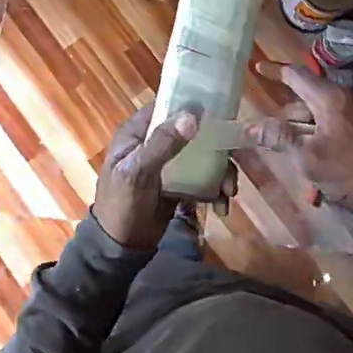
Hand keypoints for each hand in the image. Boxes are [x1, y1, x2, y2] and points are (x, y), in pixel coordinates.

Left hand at [93, 105, 235, 247]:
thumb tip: (193, 115)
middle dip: (217, 148)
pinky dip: (215, 190)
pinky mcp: (178, 184)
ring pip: (202, 157)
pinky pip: (203, 179)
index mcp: (137, 132)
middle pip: (193, 132)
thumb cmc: (122, 204)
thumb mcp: (137, 172)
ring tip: (229, 192)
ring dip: (221, 172)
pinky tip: (221, 205)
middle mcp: (154, 143)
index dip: (193, 105)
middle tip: (232, 165)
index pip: (167, 106)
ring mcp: (168, 164)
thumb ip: (162, 144)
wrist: (120, 247)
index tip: (220, 112)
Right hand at [243, 63, 352, 213]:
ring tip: (293, 153)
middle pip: (306, 96)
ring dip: (303, 129)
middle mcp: (344, 97)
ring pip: (319, 112)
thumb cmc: (350, 171)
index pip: (296, 75)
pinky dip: (318, 134)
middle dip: (287, 114)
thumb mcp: (308, 157)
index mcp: (330, 98)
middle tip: (272, 133)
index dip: (274, 71)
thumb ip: (279, 138)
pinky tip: (313, 158)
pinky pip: (332, 123)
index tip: (257, 68)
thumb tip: (249, 127)